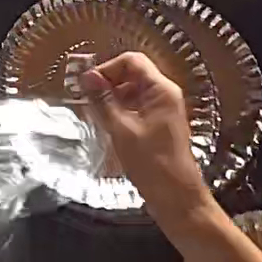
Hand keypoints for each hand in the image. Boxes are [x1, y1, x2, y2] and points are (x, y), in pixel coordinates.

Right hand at [80, 53, 213, 228]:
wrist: (177, 199)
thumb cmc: (153, 165)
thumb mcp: (122, 130)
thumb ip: (103, 101)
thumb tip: (86, 76)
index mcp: (161, 90)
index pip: (132, 61)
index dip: (107, 69)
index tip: (87, 85)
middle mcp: (164, 95)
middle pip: (132, 74)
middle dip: (107, 83)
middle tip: (84, 98)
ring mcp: (162, 110)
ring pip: (132, 92)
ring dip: (111, 98)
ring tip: (91, 114)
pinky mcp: (158, 126)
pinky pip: (136, 108)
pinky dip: (119, 112)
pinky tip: (105, 125)